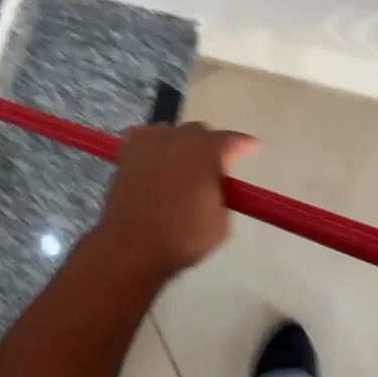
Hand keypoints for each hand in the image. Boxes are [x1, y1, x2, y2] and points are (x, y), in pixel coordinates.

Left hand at [90, 122, 255, 280]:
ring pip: (169, 131)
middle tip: (211, 167)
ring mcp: (148, 142)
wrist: (134, 245)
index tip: (251, 147)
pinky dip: (151, 143)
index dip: (242, 144)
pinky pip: (142, 137)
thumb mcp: (220, 219)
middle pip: (197, 131)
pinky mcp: (126, 153)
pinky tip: (153, 156)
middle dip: (208, 145)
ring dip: (180, 143)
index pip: (229, 139)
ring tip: (181, 164)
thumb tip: (214, 183)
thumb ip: (221, 192)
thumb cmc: (183, 236)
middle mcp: (176, 138)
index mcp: (203, 151)